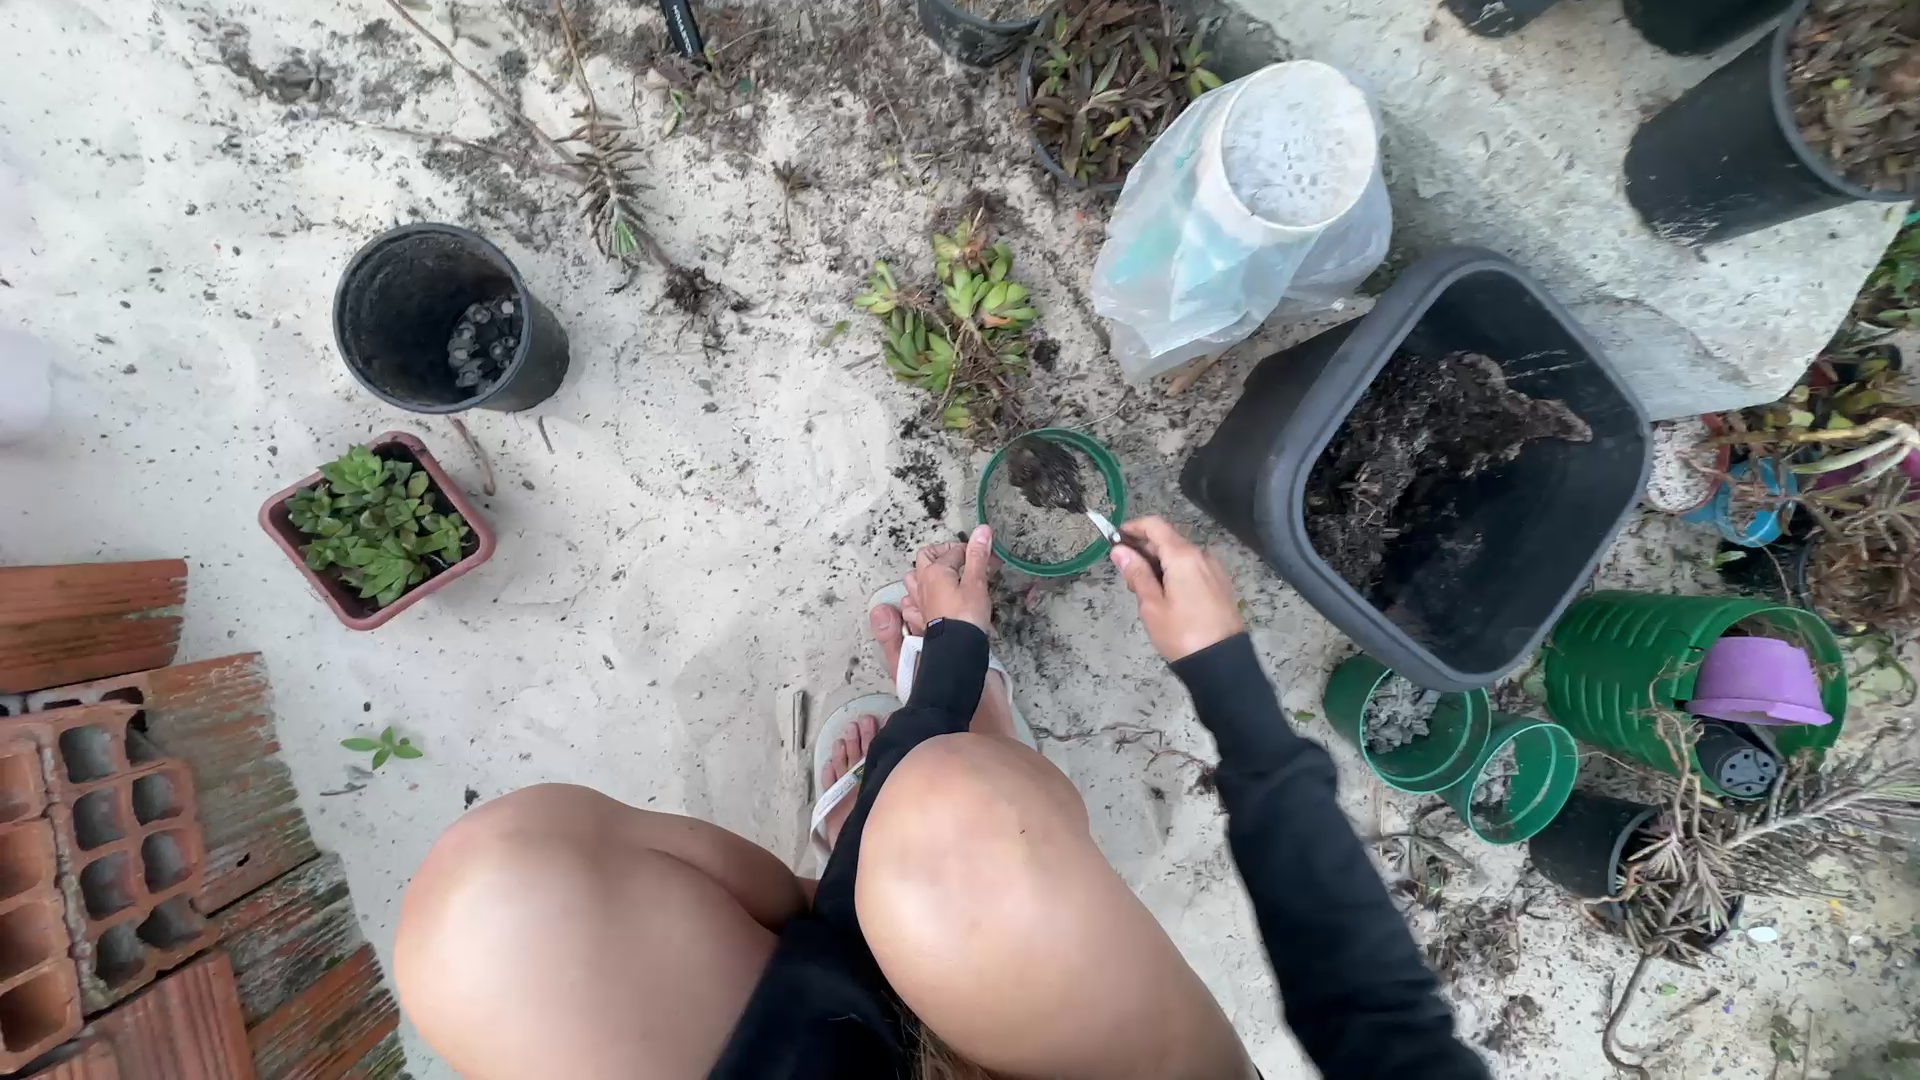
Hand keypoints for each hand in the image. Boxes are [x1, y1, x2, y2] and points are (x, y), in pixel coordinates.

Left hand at [904, 525, 994, 633]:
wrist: (956, 647)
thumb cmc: (967, 615)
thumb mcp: (976, 582)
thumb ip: (977, 555)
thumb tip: (982, 530)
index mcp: (935, 570)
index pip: (954, 550)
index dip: (974, 550)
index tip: (989, 556)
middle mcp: (922, 583)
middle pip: (926, 557)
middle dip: (943, 552)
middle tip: (962, 558)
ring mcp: (918, 601)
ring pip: (913, 578)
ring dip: (925, 573)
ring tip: (943, 575)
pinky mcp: (920, 618)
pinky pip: (911, 603)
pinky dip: (917, 598)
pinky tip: (927, 600)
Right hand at [1109, 516, 1244, 661]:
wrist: (1222, 663)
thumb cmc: (1181, 634)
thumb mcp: (1151, 605)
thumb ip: (1136, 573)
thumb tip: (1119, 550)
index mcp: (1183, 557)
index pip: (1155, 526)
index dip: (1133, 527)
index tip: (1115, 539)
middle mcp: (1202, 557)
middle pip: (1167, 541)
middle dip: (1143, 551)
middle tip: (1126, 576)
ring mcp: (1213, 570)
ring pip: (1179, 556)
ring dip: (1158, 564)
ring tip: (1144, 592)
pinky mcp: (1219, 585)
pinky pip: (1192, 569)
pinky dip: (1174, 573)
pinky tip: (1165, 597)